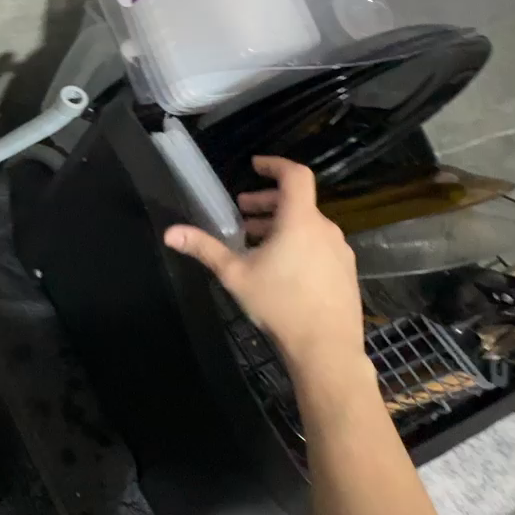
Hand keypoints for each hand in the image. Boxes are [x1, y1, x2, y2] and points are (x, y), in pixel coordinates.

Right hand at [163, 156, 366, 382]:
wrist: (326, 348)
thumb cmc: (279, 304)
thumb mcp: (234, 274)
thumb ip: (204, 248)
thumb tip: (169, 232)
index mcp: (299, 222)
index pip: (295, 176)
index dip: (275, 165)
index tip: (255, 166)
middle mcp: (324, 230)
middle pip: (297, 202)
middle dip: (267, 202)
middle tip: (242, 212)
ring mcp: (339, 251)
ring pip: (307, 225)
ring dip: (280, 224)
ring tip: (255, 241)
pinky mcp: (345, 271)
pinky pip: (319, 244)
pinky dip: (297, 242)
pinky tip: (279, 267)